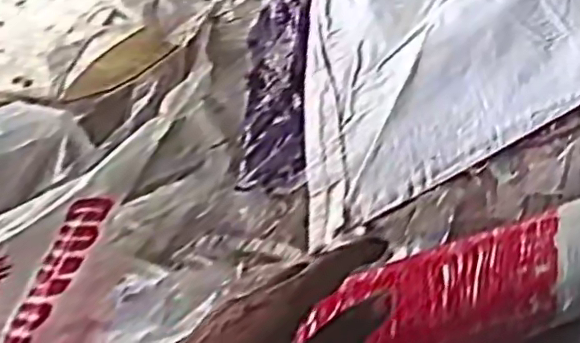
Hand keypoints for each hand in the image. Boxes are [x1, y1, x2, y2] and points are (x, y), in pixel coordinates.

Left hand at [187, 237, 388, 342]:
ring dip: (296, 284)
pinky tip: (262, 321)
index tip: (379, 246)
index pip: (333, 261)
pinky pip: (244, 306)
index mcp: (283, 299)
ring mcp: (219, 318)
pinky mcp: (197, 336)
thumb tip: (381, 300)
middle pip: (300, 269)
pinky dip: (267, 303)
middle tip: (352, 265)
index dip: (361, 250)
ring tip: (312, 292)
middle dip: (329, 265)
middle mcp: (251, 299)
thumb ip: (344, 331)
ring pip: (269, 286)